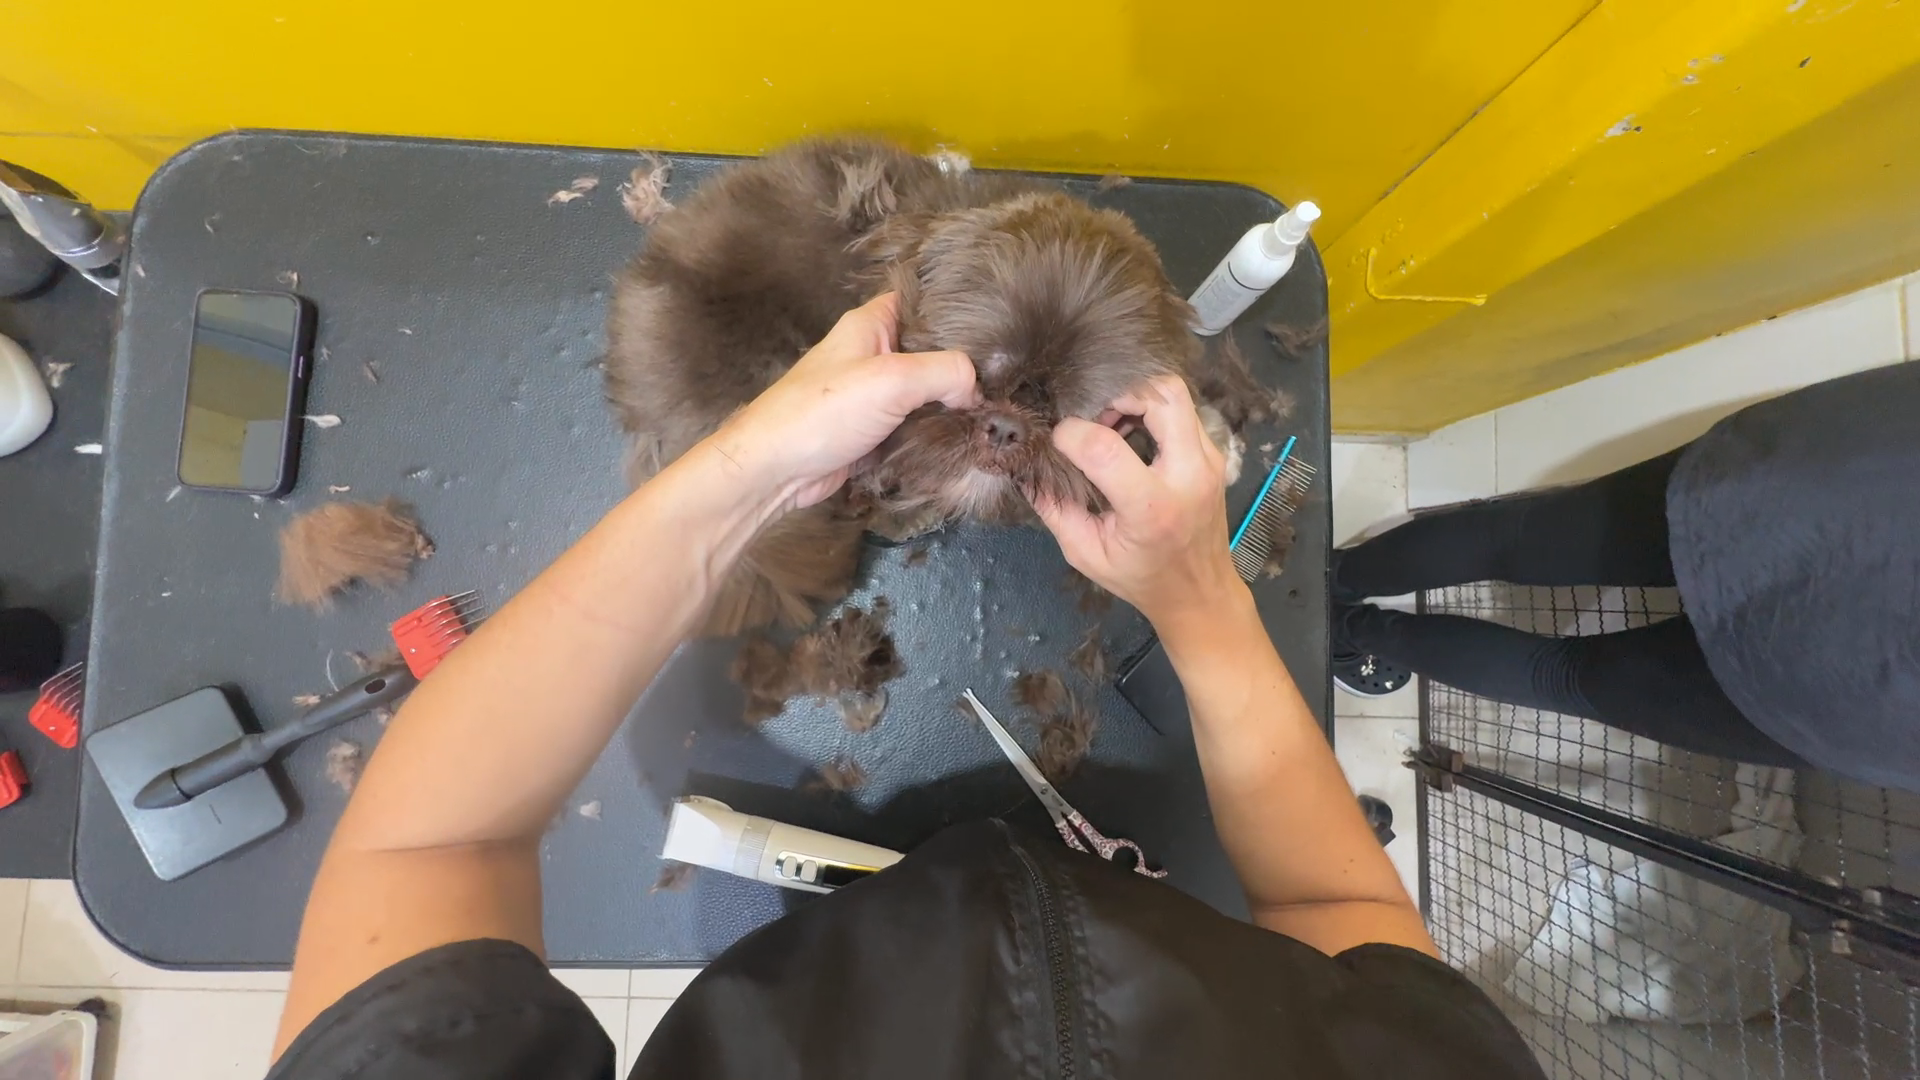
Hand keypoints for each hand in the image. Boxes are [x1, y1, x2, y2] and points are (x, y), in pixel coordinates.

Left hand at [703, 293, 978, 509]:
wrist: (776, 470)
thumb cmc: (823, 413)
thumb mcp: (892, 380)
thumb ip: (945, 373)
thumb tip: (976, 391)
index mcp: (872, 324)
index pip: (926, 303)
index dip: (961, 313)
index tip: (1000, 331)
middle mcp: (874, 354)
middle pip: (931, 352)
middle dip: (963, 367)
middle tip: (1005, 379)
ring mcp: (873, 394)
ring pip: (925, 392)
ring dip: (950, 404)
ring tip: (991, 410)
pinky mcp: (873, 430)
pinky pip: (913, 424)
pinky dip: (933, 431)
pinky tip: (962, 436)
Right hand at [1030, 377, 1247, 630]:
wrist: (1199, 592)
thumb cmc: (1139, 577)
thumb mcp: (1085, 552)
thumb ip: (1054, 507)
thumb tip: (1026, 465)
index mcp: (1151, 508)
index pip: (1105, 448)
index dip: (1071, 435)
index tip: (1058, 442)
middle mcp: (1188, 475)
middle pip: (1161, 395)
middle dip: (1119, 394)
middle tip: (1096, 417)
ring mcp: (1208, 460)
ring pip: (1175, 393)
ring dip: (1137, 398)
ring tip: (1113, 425)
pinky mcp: (1213, 454)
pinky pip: (1183, 411)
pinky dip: (1152, 411)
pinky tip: (1132, 437)